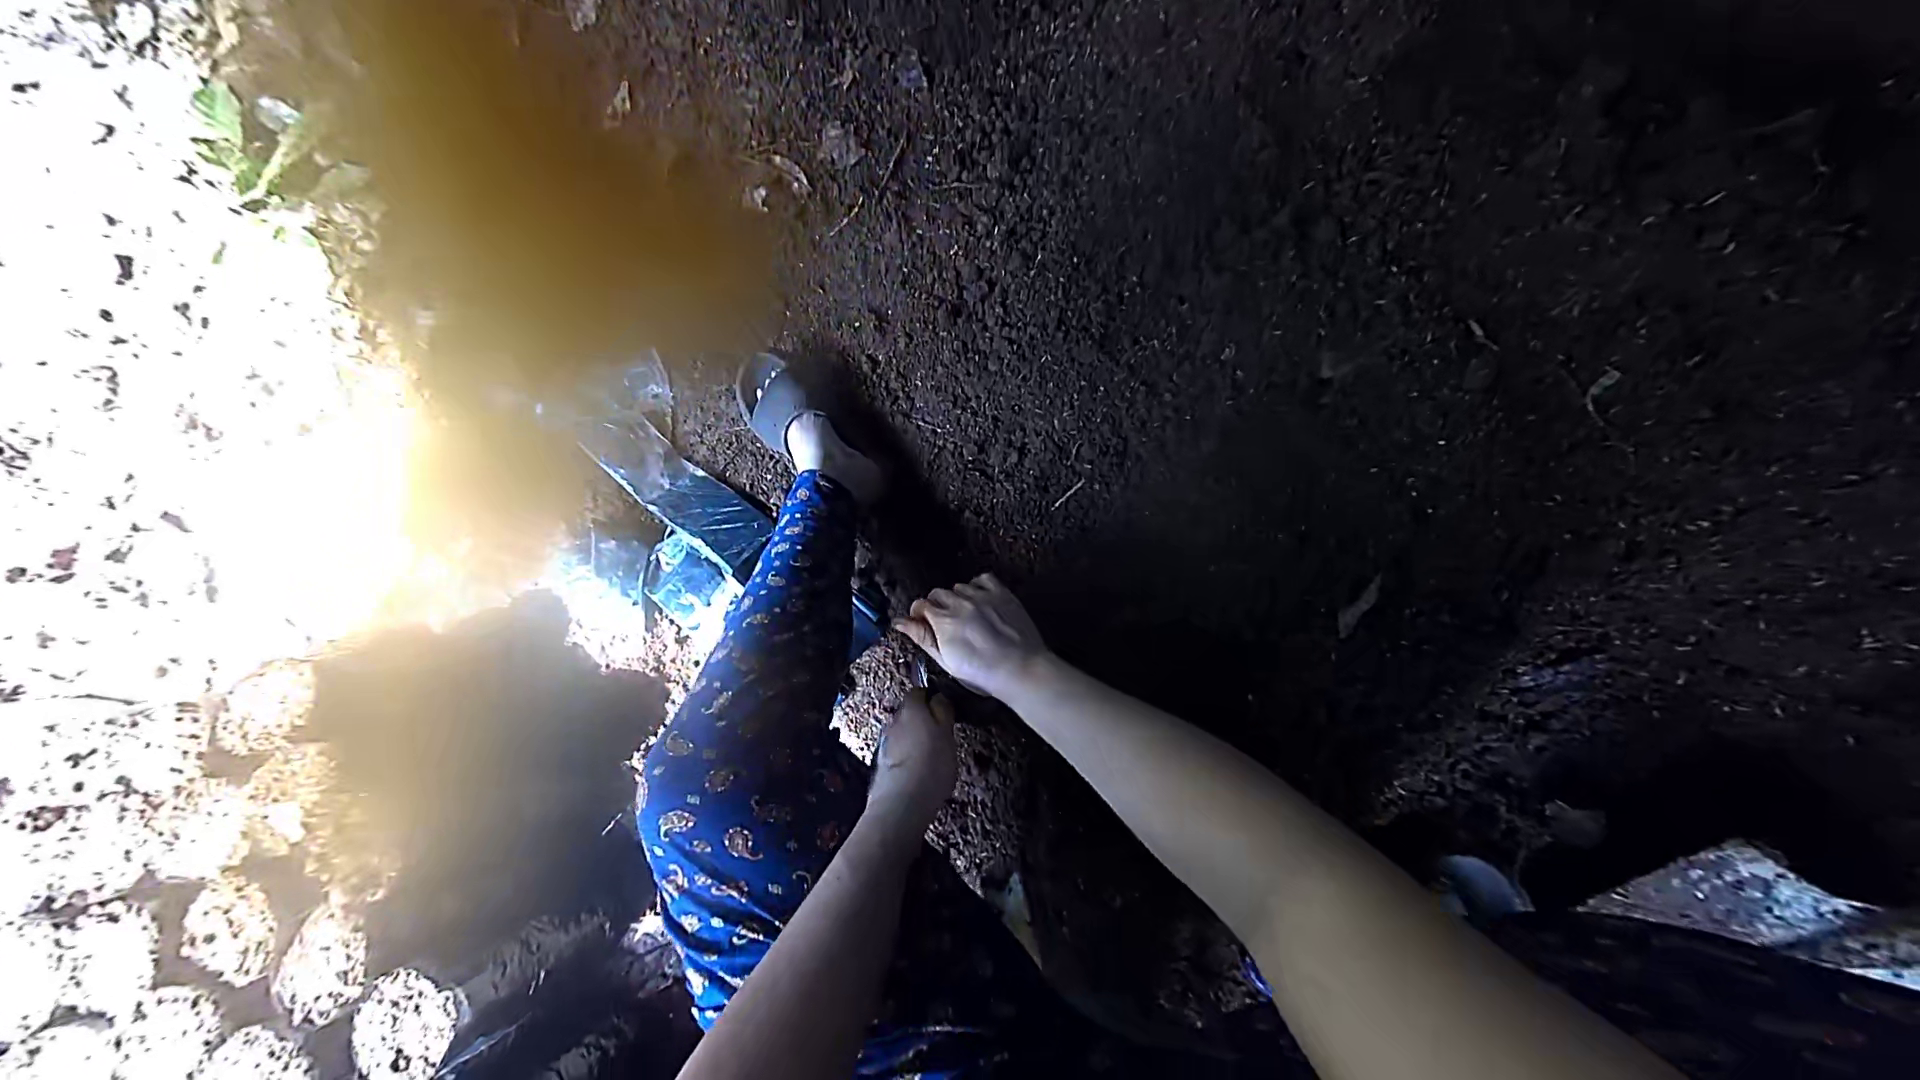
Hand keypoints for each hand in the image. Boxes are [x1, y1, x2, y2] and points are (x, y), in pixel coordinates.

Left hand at [865, 690, 956, 840]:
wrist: (901, 803)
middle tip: (941, 736)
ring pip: (903, 734)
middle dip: (923, 721)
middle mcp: (893, 721)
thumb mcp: (948, 733)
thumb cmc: (931, 765)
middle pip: (909, 713)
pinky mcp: (882, 764)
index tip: (944, 711)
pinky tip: (919, 772)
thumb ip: (943, 711)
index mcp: (910, 708)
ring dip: (914, 740)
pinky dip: (907, 758)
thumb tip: (939, 697)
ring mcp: (885, 743)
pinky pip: (898, 754)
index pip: (919, 692)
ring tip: (932, 758)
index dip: (931, 699)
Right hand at [895, 573, 1049, 699]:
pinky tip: (980, 601)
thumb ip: (922, 637)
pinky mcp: (1001, 593)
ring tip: (967, 616)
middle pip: (937, 593)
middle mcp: (960, 602)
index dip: (919, 615)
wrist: (1021, 668)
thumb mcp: (945, 660)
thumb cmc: (983, 672)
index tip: (924, 624)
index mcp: (943, 619)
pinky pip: (982, 579)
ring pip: (959, 587)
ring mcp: (982, 595)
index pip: (920, 604)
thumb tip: (900, 622)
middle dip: (937, 606)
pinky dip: (977, 586)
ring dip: (958, 598)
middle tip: (946, 624)